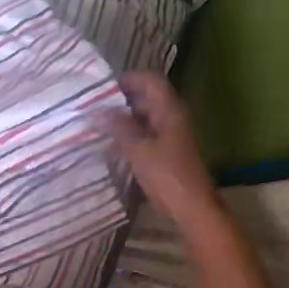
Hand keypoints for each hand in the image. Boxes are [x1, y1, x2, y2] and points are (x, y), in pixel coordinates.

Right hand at [108, 71, 222, 228]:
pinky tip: (113, 146)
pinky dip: (132, 136)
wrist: (193, 208)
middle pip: (148, 98)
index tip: (103, 87)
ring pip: (147, 118)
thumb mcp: (138, 149)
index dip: (128, 79)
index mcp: (170, 110)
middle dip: (122, 100)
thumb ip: (118, 127)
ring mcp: (173, 135)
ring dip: (125, 119)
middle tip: (95, 107)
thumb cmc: (167, 176)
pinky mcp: (170, 152)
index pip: (150, 80)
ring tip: (99, 126)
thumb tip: (98, 111)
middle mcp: (174, 117)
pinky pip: (148, 135)